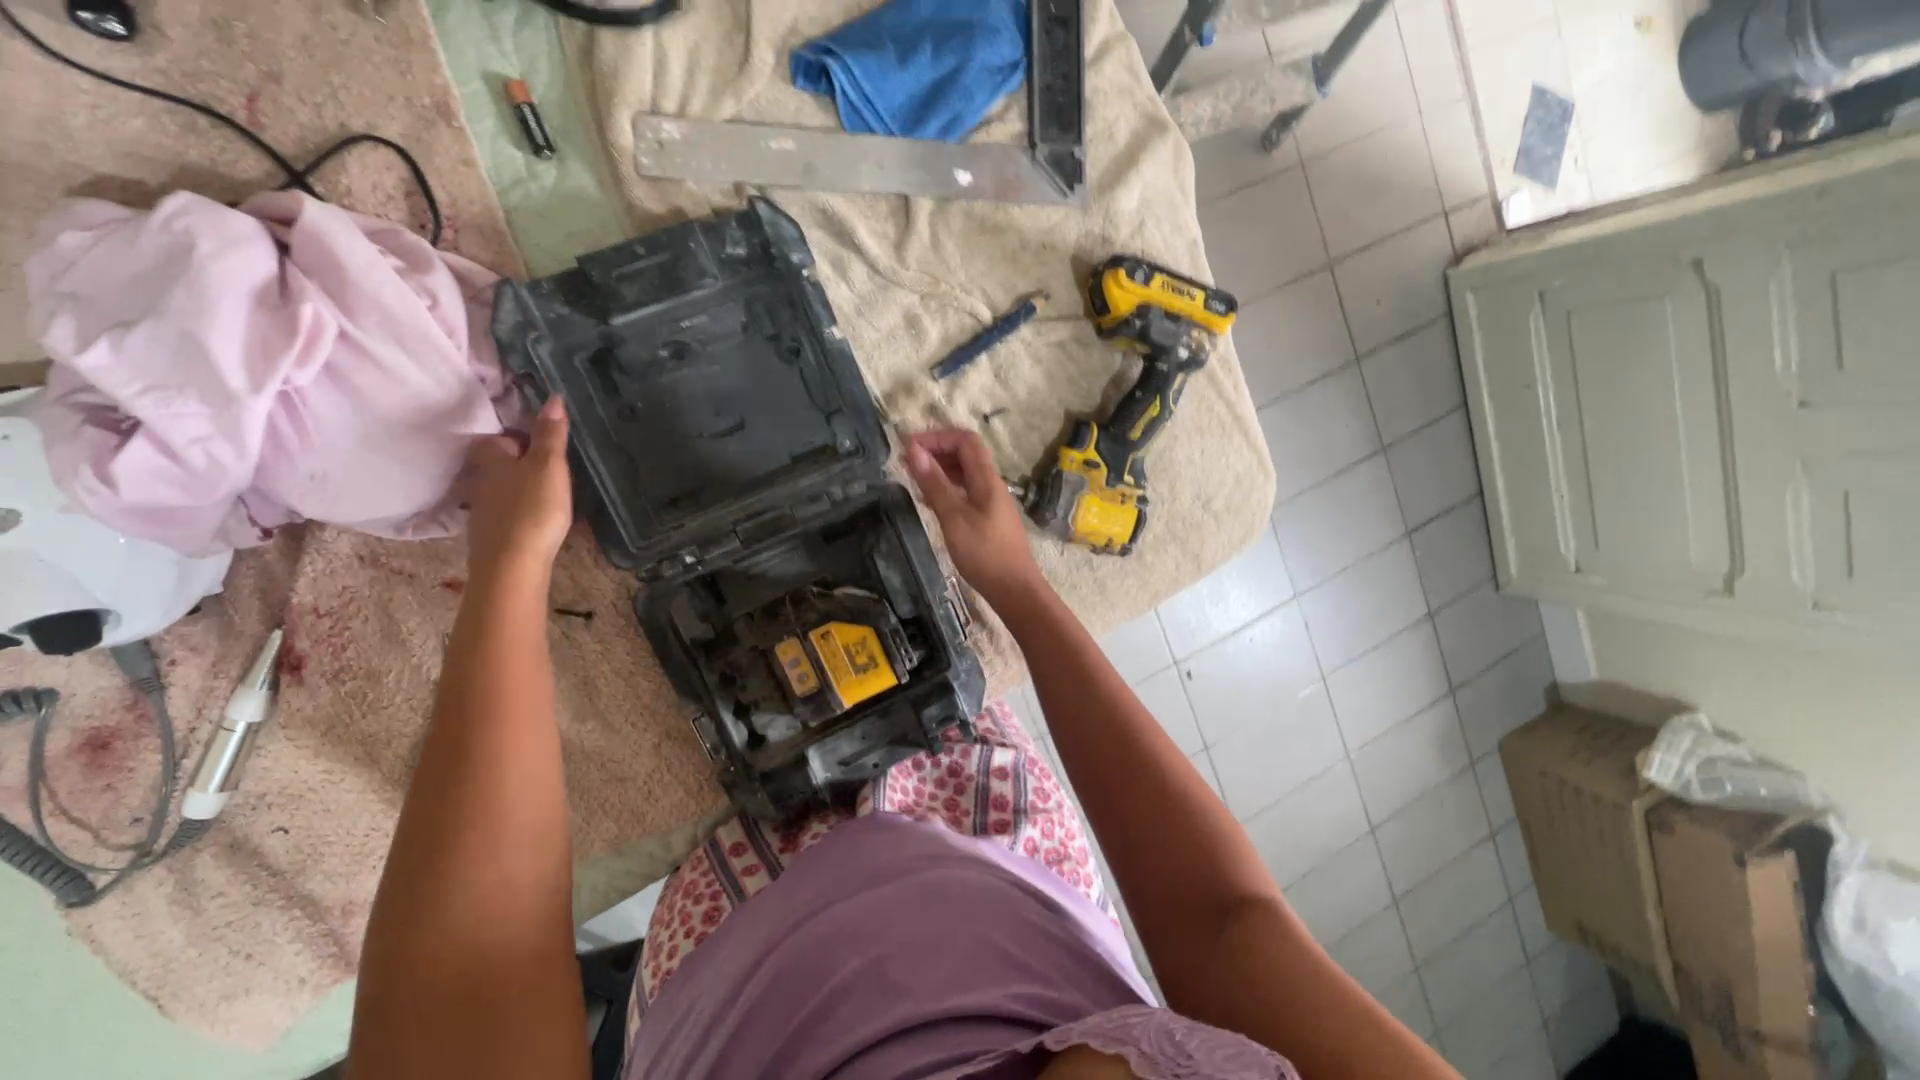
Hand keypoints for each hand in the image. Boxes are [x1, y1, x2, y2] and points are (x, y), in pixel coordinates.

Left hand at [462, 397, 572, 583]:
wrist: (512, 565)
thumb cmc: (533, 508)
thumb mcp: (549, 466)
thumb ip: (551, 434)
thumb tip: (553, 397)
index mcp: (490, 457)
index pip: (503, 436)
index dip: (525, 438)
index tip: (549, 447)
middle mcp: (479, 479)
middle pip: (502, 463)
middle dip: (522, 463)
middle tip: (555, 471)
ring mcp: (481, 509)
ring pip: (504, 489)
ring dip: (522, 489)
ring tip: (551, 496)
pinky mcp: (490, 534)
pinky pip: (507, 513)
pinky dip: (521, 512)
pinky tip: (539, 522)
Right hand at [905, 429, 1043, 608]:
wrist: (1015, 589)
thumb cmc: (984, 554)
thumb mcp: (953, 517)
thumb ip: (934, 484)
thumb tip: (913, 450)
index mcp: (986, 479)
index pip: (965, 440)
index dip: (938, 437)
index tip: (909, 446)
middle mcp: (991, 485)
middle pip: (966, 454)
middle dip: (937, 451)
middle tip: (907, 461)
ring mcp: (992, 502)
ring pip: (966, 474)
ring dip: (941, 470)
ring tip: (914, 478)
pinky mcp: (989, 519)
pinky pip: (966, 492)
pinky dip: (947, 489)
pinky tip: (931, 503)